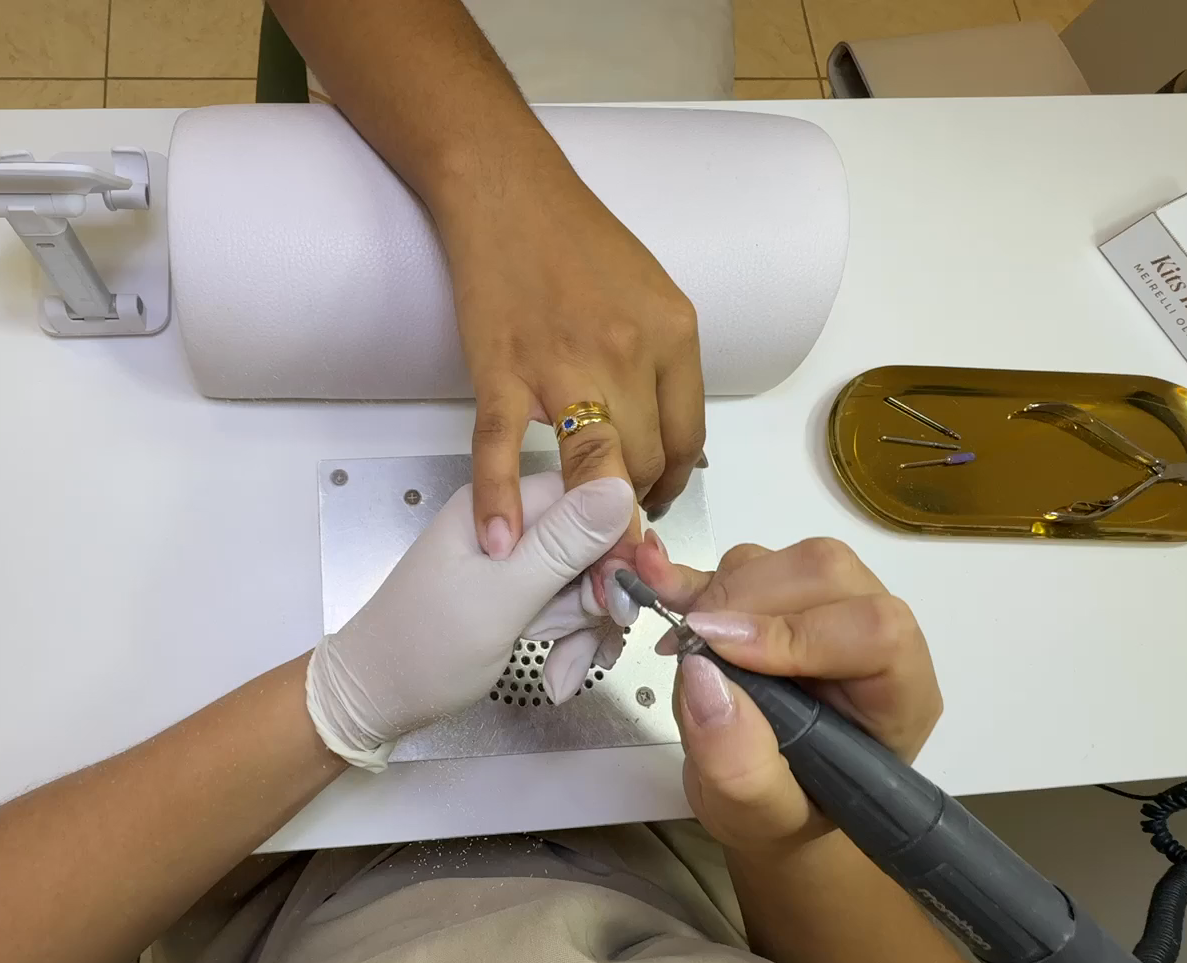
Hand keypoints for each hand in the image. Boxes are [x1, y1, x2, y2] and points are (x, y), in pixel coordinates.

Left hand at [308, 472, 632, 768]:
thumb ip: (562, 546)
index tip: (621, 593)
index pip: (583, 495)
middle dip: (597, 597)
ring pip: (581, 582)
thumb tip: (618, 487)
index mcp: (495, 506)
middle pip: (588, 543)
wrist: (373, 697)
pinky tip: (559, 675)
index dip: (613, 541)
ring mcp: (508, 564)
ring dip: (583, 629)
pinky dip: (568, 642)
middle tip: (590, 639)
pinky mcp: (511, 597)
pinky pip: (562, 608)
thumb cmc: (426, 647)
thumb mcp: (500, 597)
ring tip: (562, 671)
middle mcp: (504, 525)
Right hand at [433, 167, 704, 562]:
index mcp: (673, 334)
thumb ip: (661, 361)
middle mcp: (629, 356)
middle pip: (645, 464)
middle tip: (608, 526)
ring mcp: (563, 368)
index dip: (671, 486)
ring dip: (587, 520)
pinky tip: (499, 541)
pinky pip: (504, 449)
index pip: (687, 439)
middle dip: (631, 507)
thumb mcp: (648, 292)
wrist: (505, 192)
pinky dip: (500, 500)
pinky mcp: (503, 373)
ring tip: (574, 545)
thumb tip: (657, 425)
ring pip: (593, 469)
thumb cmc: (578, 239)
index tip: (649, 503)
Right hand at [635, 535, 941, 853]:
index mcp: (895, 693)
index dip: (793, 631)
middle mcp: (867, 634)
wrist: (763, 798)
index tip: (716, 651)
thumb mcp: (760, 815)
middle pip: (825, 572)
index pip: (874, 629)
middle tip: (692, 644)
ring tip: (683, 642)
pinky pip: (736, 564)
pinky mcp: (768, 598)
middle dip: (745, 601)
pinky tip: (657, 585)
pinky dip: (689, 574)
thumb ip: (740, 765)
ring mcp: (818, 607)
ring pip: (780, 559)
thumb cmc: (778, 814)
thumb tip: (702, 675)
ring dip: (719, 591)